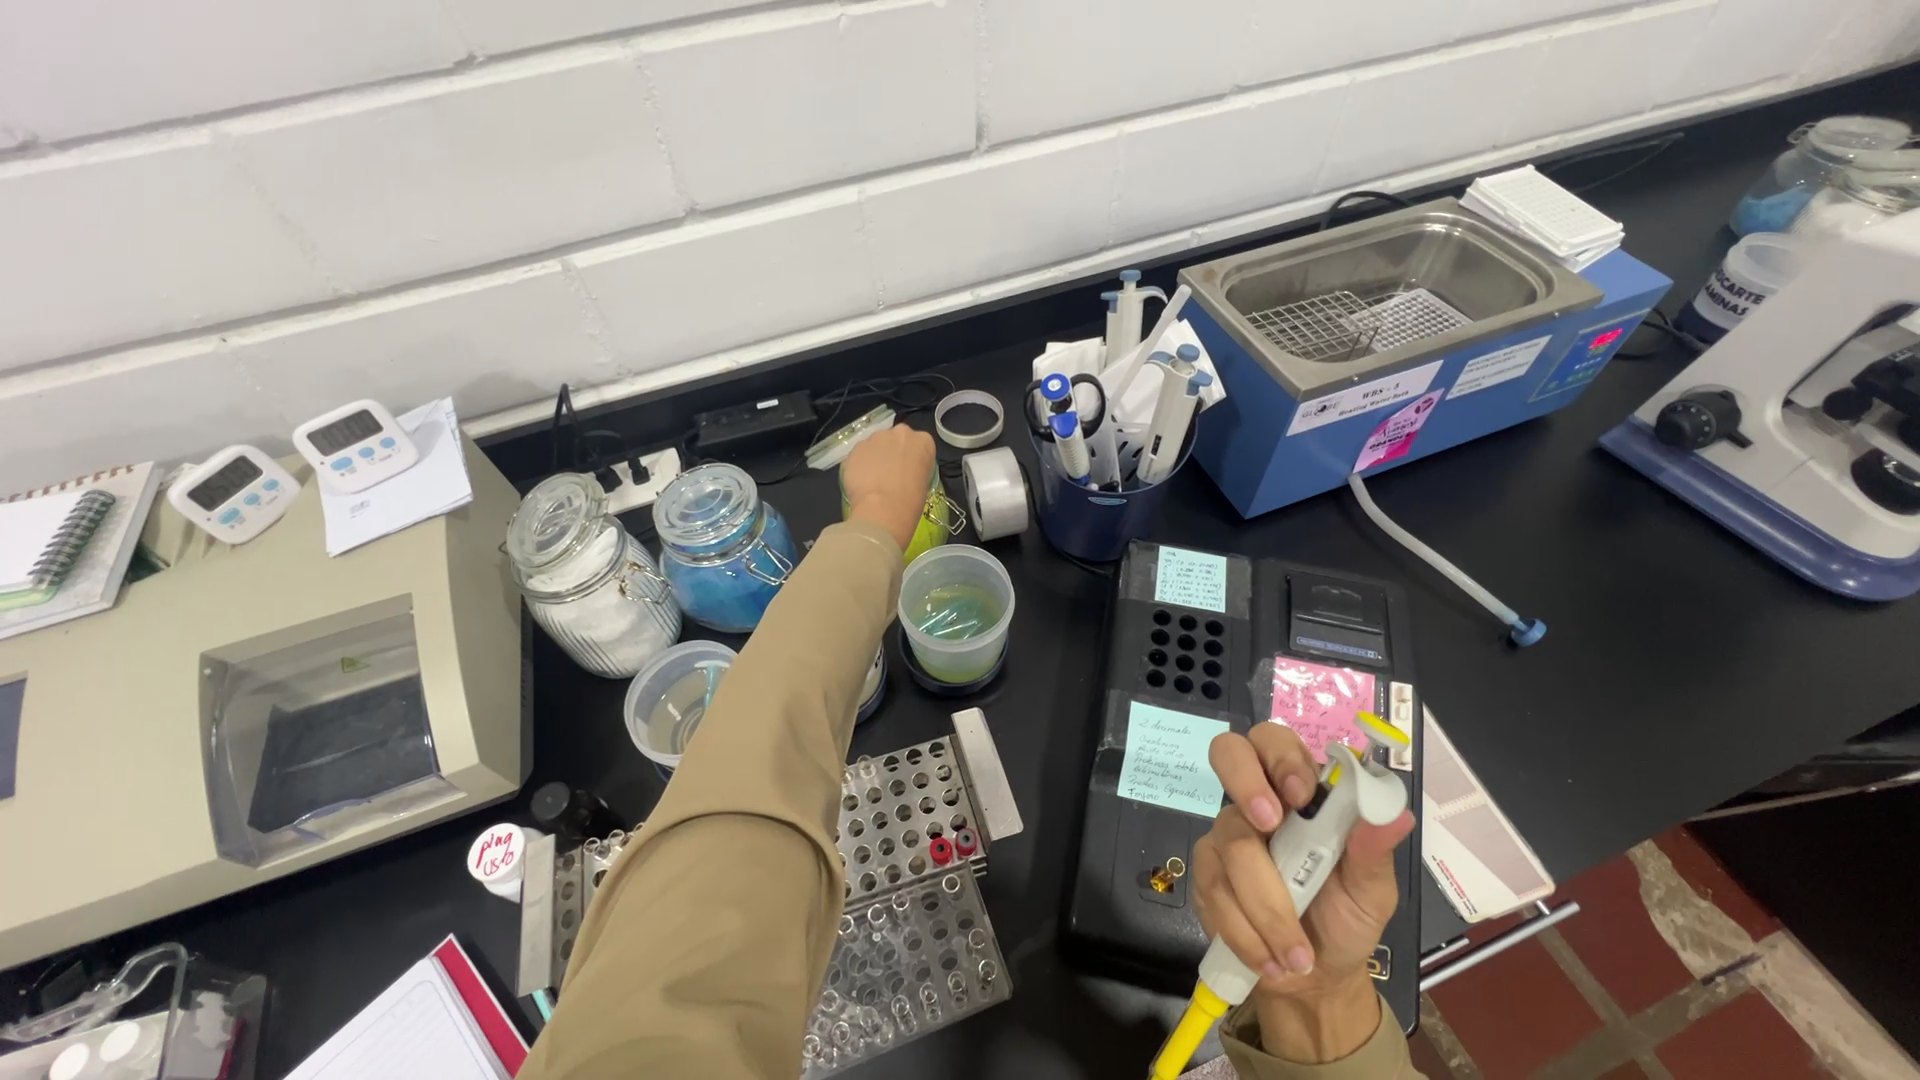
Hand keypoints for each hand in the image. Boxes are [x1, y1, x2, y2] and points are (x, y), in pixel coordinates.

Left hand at [842, 425, 935, 552]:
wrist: (884, 508)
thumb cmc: (911, 501)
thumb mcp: (924, 482)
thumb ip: (914, 468)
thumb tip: (903, 471)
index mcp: (923, 441)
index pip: (919, 445)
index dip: (912, 459)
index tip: (908, 472)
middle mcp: (901, 432)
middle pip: (896, 439)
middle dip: (892, 453)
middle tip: (889, 474)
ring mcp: (876, 437)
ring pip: (875, 445)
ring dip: (874, 458)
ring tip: (873, 480)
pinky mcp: (857, 447)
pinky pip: (860, 455)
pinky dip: (860, 465)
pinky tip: (861, 483)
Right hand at [1193, 725, 1414, 1061]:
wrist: (1314, 978)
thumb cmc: (1346, 919)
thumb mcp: (1373, 891)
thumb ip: (1374, 851)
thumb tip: (1397, 812)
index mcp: (1300, 791)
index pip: (1276, 741)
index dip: (1281, 757)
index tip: (1301, 795)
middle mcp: (1257, 800)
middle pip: (1227, 751)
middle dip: (1245, 782)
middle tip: (1268, 823)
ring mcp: (1226, 833)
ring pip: (1231, 845)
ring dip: (1266, 906)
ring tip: (1296, 955)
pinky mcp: (1206, 872)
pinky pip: (1216, 890)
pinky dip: (1247, 932)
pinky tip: (1271, 959)